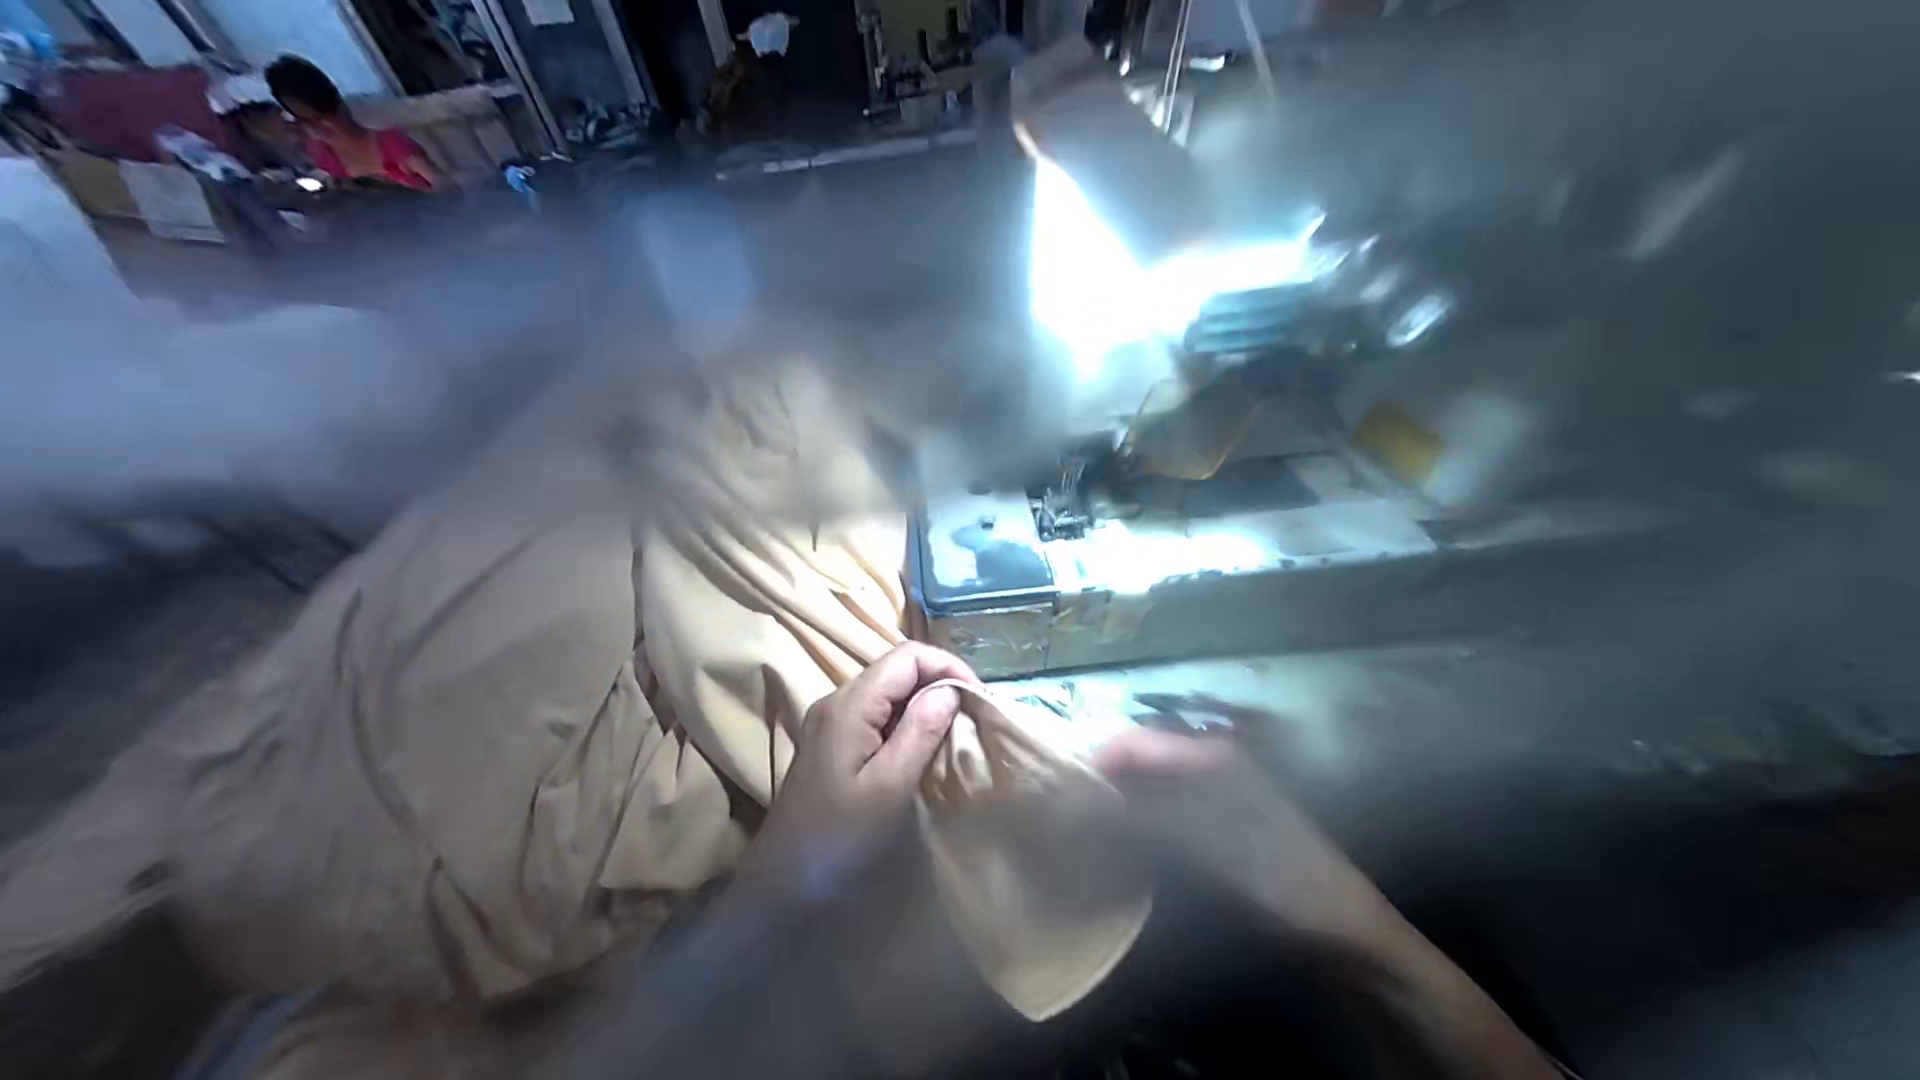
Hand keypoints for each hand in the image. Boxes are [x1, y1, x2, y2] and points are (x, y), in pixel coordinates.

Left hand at [750, 643, 980, 891]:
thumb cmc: (839, 838)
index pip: (907, 656)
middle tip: (973, 714)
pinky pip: (877, 713)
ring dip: (925, 701)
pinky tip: (923, 744)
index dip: (948, 666)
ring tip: (956, 728)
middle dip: (940, 681)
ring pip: (888, 690)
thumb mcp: (889, 787)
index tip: (978, 698)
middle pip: (897, 668)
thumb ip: (920, 731)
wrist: (782, 885)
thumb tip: (950, 689)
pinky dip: (906, 719)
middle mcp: (837, 701)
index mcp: (850, 704)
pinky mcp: (832, 741)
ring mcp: (832, 721)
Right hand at [1093, 727, 1394, 945]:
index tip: (1066, 792)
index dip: (1100, 760)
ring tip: (1086, 829)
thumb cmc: (1275, 876)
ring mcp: (1208, 793)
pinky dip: (1134, 822)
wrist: (1337, 931)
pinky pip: (1158, 810)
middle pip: (1139, 759)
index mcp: (1211, 754)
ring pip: (1145, 784)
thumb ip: (1140, 817)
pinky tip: (1119, 842)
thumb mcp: (1205, 845)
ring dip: (1115, 803)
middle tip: (1070, 812)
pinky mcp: (1208, 822)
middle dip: (1102, 780)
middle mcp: (1207, 762)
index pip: (1139, 742)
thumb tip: (1080, 800)